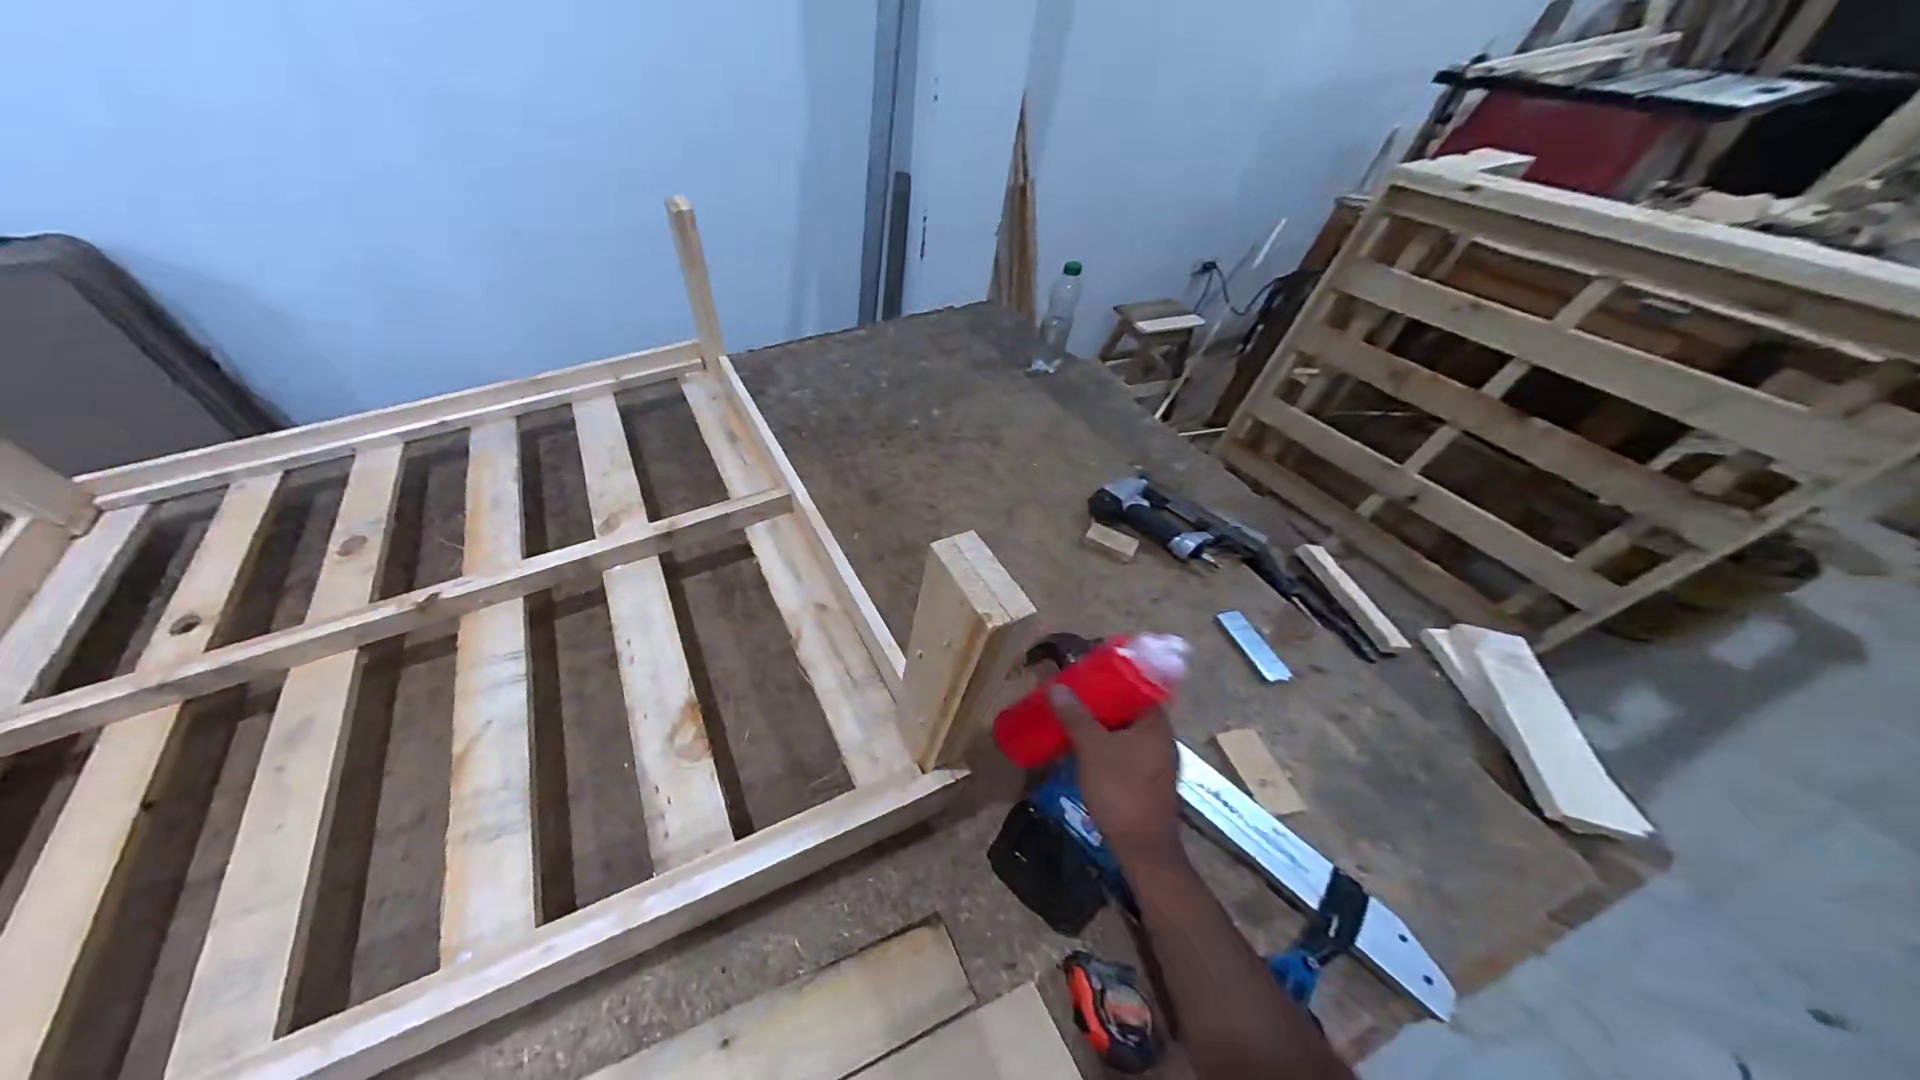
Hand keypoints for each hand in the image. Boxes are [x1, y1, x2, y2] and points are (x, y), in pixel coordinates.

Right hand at [1048, 683, 1180, 860]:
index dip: (1111, 680)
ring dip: (1102, 728)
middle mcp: (1163, 739)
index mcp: (1156, 724)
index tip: (1086, 676)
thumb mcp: (1092, 748)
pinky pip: (1126, 753)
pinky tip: (1084, 751)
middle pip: (1130, 711)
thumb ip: (1076, 716)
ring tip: (1073, 721)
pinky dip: (1107, 748)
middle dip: (1101, 705)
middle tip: (1073, 698)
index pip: (1138, 688)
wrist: (1141, 847)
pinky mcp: (1149, 782)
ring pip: (1126, 734)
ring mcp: (1158, 763)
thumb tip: (1057, 686)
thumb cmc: (1120, 789)